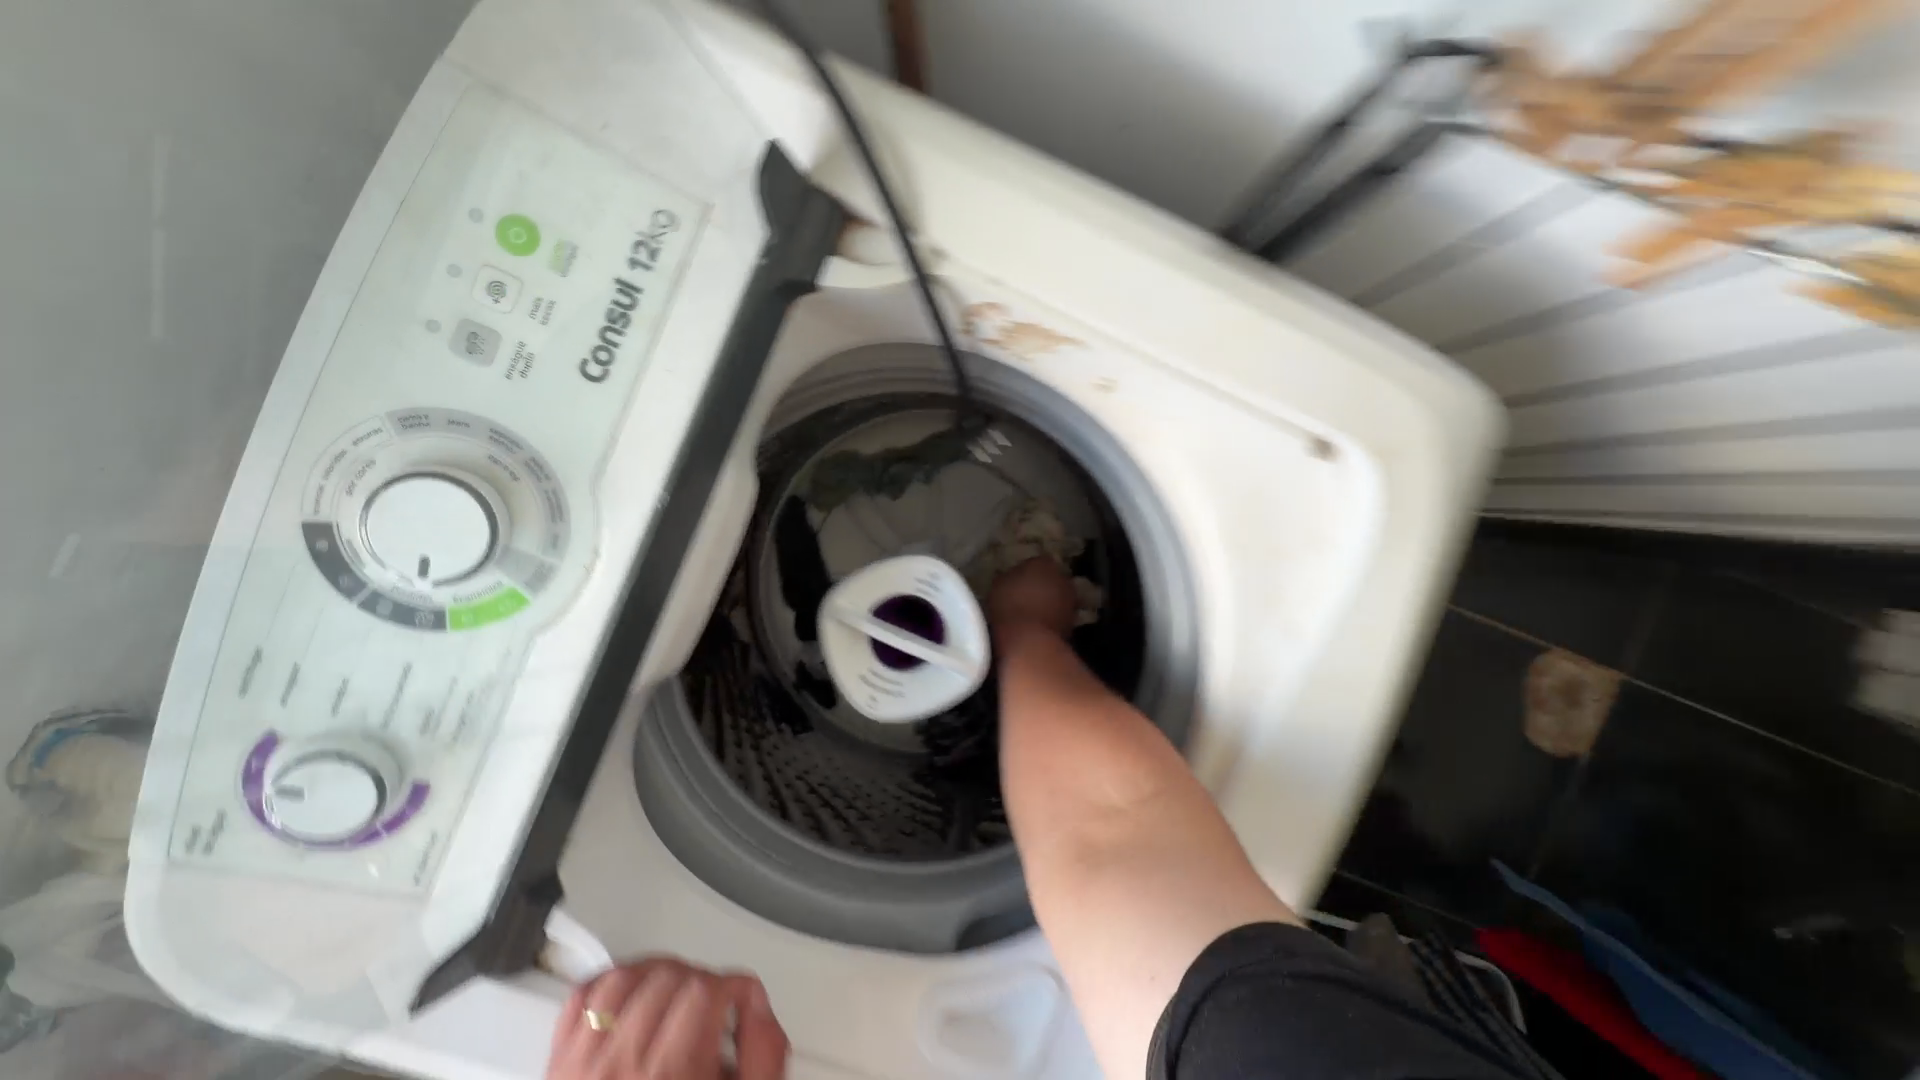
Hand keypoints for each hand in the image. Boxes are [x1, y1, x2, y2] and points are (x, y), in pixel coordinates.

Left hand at [549, 958, 788, 1079]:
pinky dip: (610, 985)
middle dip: (700, 982)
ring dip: (658, 974)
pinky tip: (633, 998)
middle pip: (667, 979)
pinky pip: (581, 1001)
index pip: (704, 990)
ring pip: (623, 980)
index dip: (733, 988)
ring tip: (677, 995)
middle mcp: (620, 1070)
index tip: (741, 1005)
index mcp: (671, 1077)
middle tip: (715, 1007)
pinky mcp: (556, 1071)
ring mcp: (581, 1069)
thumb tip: (755, 1005)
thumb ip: (765, 1053)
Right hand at [988, 557, 1076, 638]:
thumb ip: (1010, 577)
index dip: (1027, 573)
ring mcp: (1071, 601)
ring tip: (1031, 616)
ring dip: (1049, 604)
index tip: (1017, 582)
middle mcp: (1063, 578)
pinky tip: (1037, 629)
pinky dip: (1052, 620)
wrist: (1028, 639)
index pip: (1037, 562)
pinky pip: (1059, 617)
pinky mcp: (1072, 623)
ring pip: (1059, 598)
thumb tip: (1015, 578)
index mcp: (1044, 563)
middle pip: (1052, 580)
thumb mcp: (998, 585)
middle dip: (1042, 587)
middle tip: (1026, 598)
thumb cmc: (1009, 605)